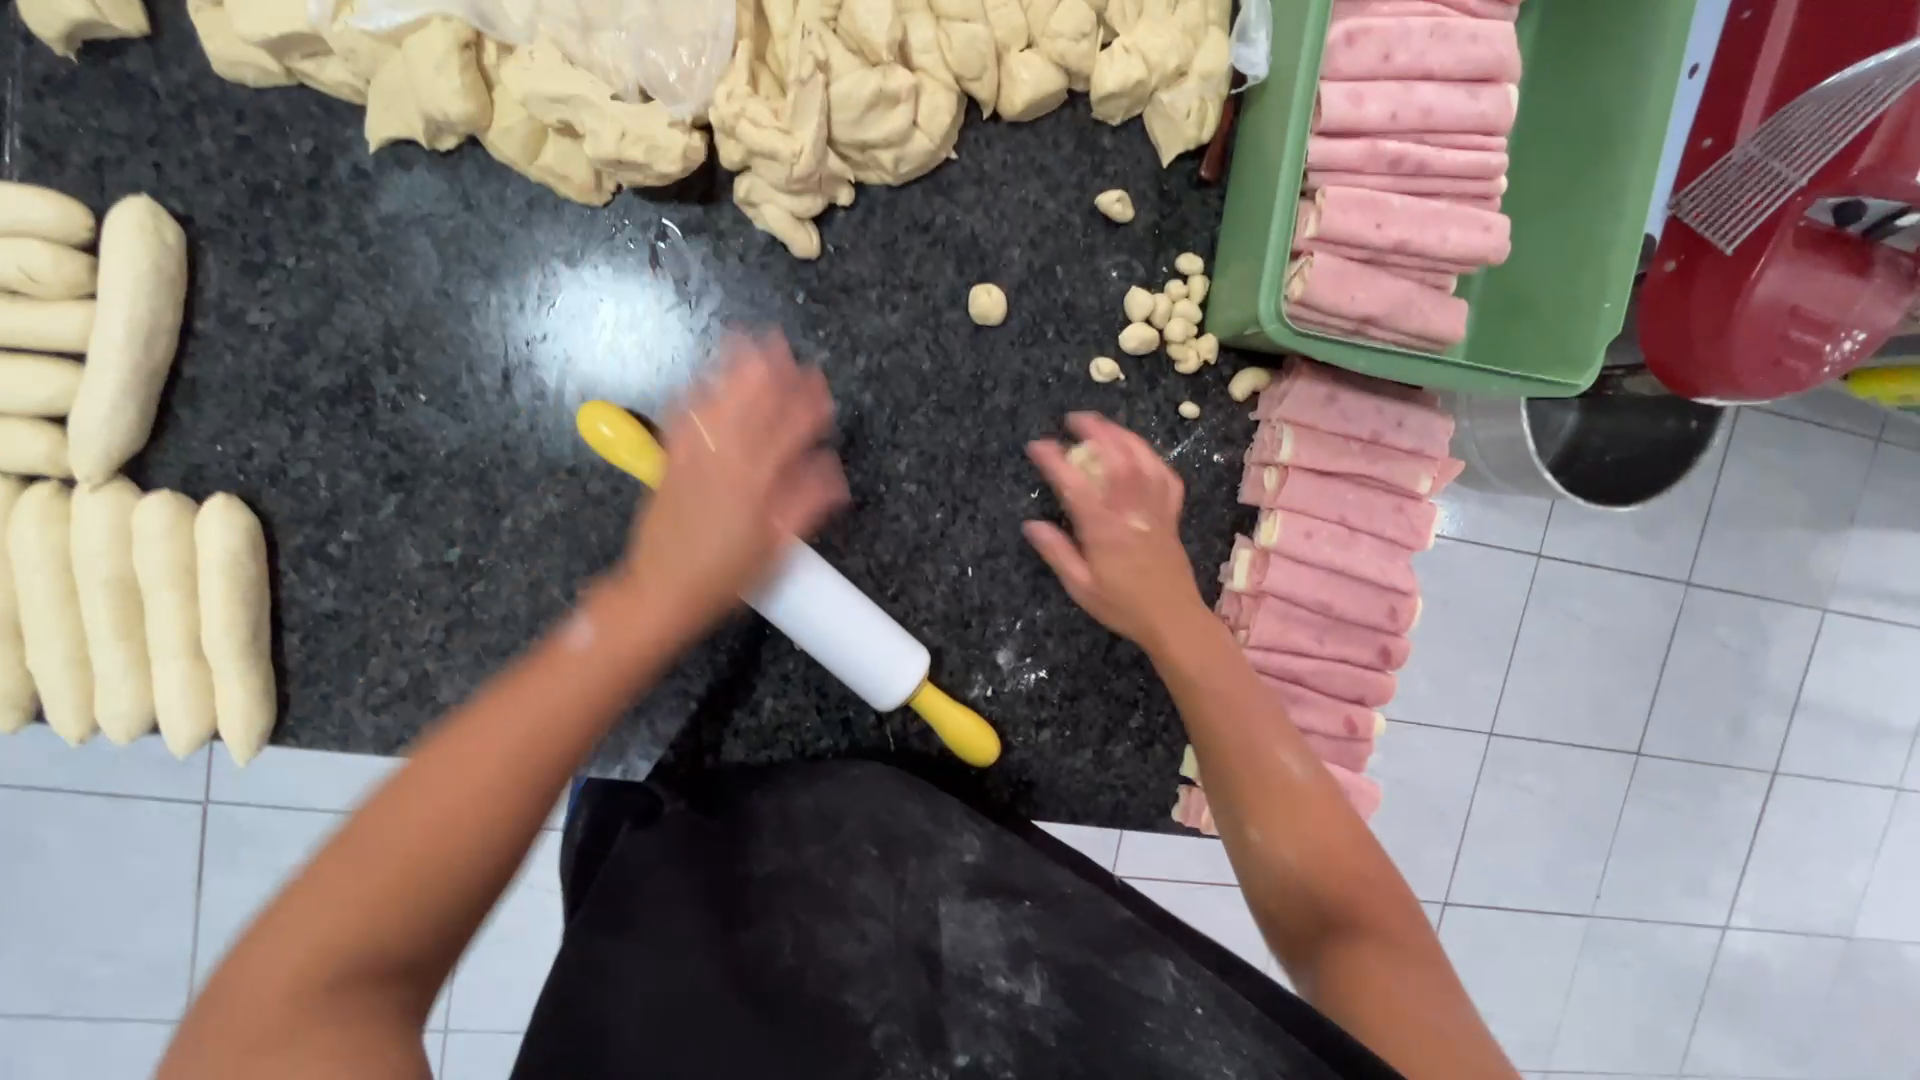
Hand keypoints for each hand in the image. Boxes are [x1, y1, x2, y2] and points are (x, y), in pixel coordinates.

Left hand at [617, 331, 847, 633]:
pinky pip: (682, 416)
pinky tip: (704, 378)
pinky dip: (696, 392)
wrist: (660, 592)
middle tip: (784, 344)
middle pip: (751, 403)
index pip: (789, 429)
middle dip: (771, 371)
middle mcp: (723, 461)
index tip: (822, 386)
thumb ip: (805, 504)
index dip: (808, 404)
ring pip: (716, 400)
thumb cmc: (724, 578)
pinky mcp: (669, 462)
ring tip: (748, 339)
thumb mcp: (776, 549)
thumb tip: (832, 470)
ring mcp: (691, 457)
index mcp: (756, 482)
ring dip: (733, 368)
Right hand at [1024, 412, 1209, 653]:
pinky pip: (1166, 478)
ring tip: (1104, 425)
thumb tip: (1031, 524)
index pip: (1076, 485)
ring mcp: (1155, 511)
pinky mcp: (1172, 516)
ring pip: (1143, 462)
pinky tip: (1140, 453)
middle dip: (1096, 432)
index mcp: (1104, 530)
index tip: (1038, 445)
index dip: (1055, 461)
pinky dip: (1153, 459)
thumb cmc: (1122, 606)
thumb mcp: (1080, 587)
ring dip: (1123, 436)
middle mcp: (1131, 512)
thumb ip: (1056, 552)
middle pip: (1116, 460)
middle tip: (1075, 418)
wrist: (1173, 619)